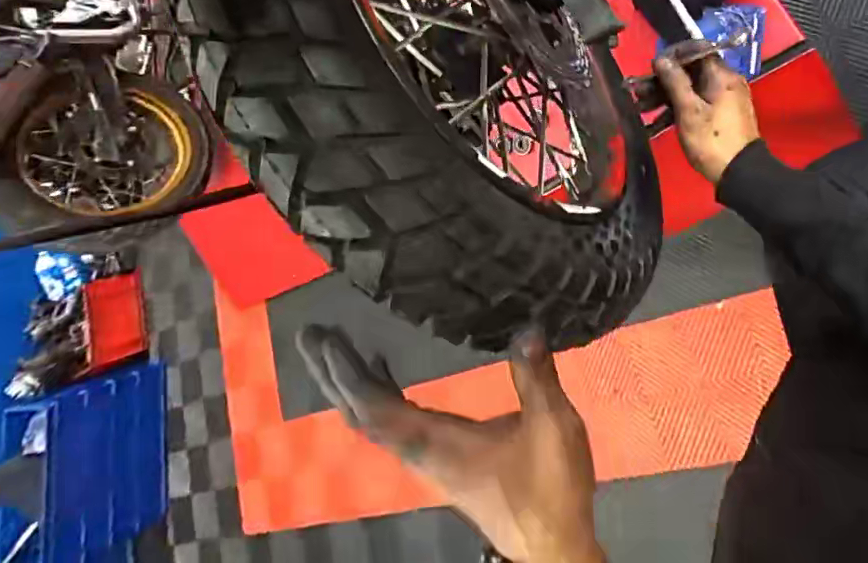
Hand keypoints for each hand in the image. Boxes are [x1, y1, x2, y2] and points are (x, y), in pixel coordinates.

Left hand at [297, 325, 603, 562]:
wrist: (555, 548)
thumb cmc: (550, 490)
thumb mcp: (552, 427)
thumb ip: (536, 377)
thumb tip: (526, 326)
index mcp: (438, 445)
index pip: (378, 411)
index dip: (351, 376)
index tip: (328, 341)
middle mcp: (422, 453)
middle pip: (363, 414)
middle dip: (335, 375)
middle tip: (312, 334)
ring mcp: (430, 457)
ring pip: (374, 419)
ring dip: (353, 383)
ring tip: (336, 346)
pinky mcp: (442, 457)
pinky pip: (393, 421)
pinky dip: (380, 392)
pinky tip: (384, 370)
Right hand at [654, 54, 759, 183]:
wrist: (740, 174)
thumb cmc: (712, 140)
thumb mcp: (689, 111)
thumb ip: (675, 82)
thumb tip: (661, 58)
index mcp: (722, 76)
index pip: (696, 52)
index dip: (673, 56)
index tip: (652, 67)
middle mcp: (726, 83)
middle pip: (691, 72)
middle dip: (663, 81)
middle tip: (639, 90)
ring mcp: (724, 99)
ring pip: (691, 89)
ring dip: (666, 96)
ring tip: (641, 105)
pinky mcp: (721, 115)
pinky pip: (697, 103)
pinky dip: (679, 108)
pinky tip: (657, 120)